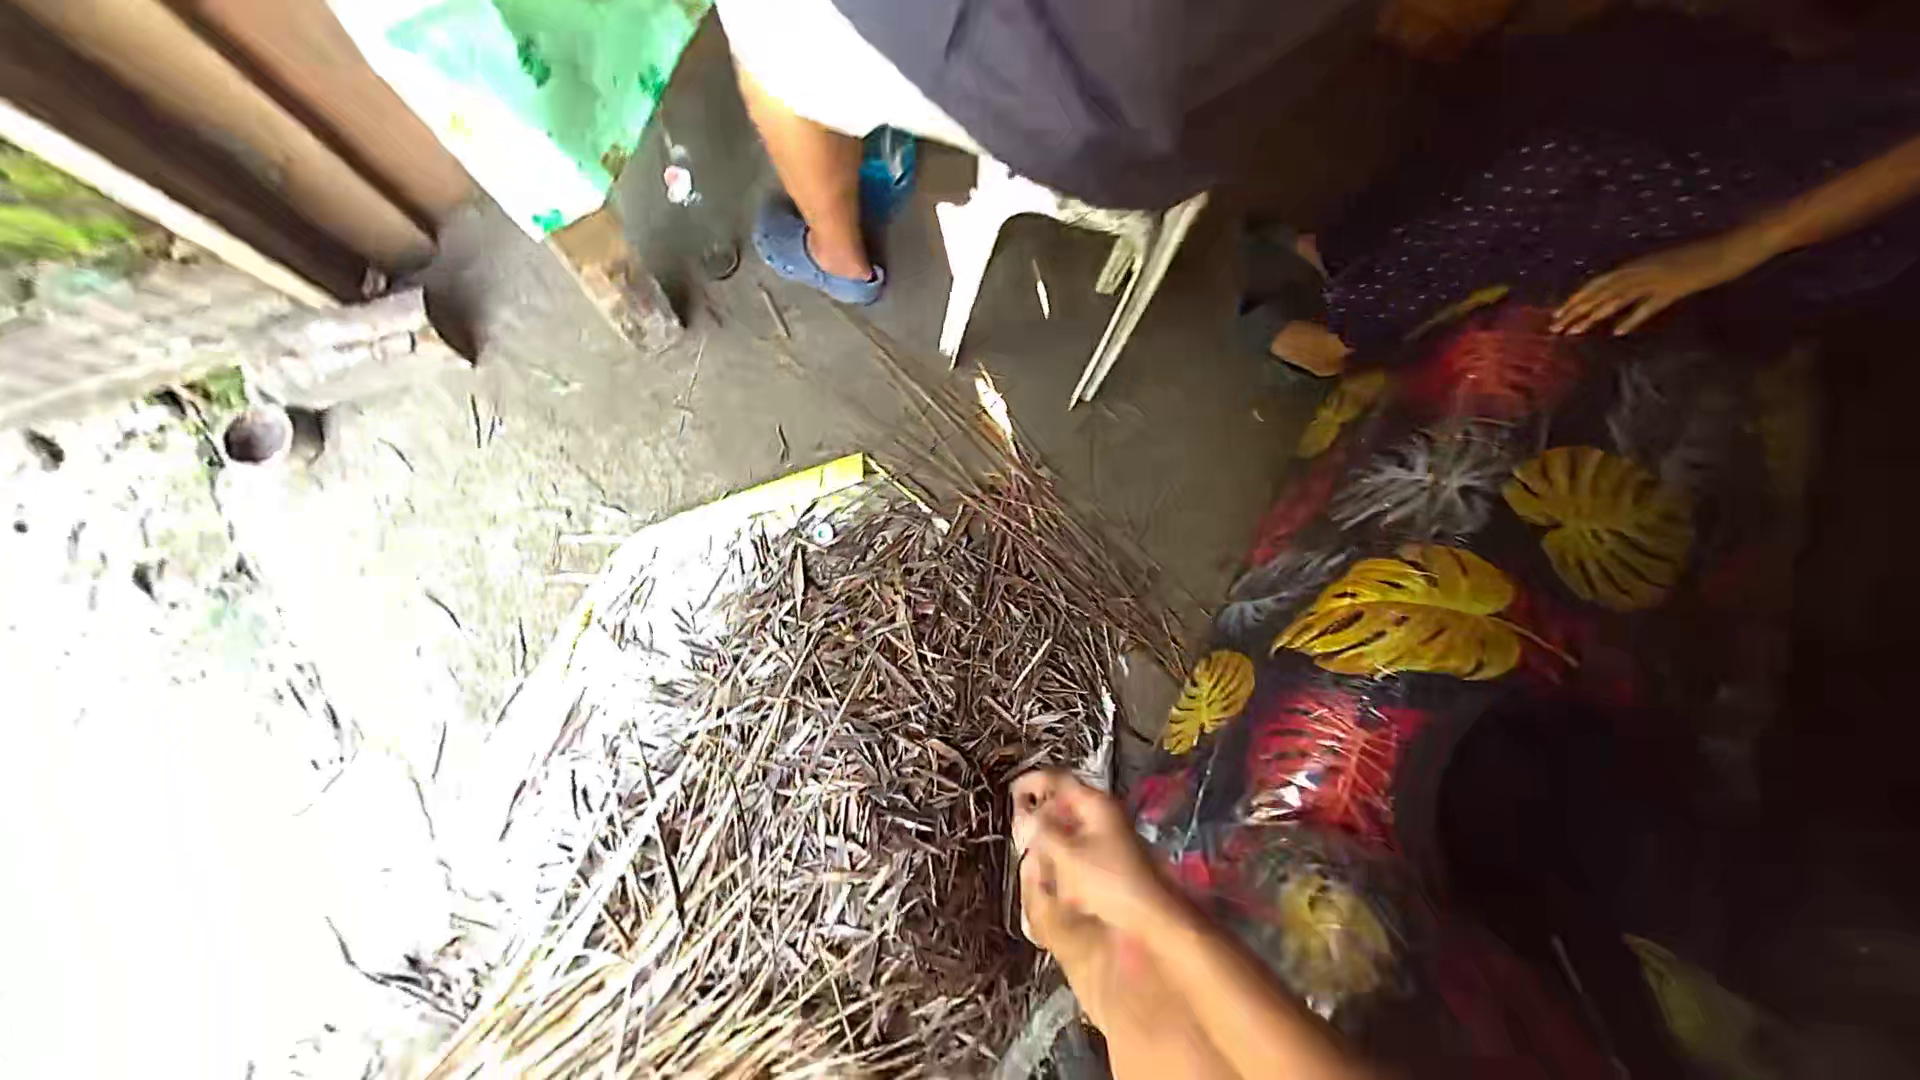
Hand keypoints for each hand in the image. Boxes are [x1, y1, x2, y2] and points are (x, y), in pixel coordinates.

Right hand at [1012, 770, 1177, 937]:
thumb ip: (1042, 831)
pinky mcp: (1111, 852)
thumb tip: (1024, 816)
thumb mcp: (1068, 854)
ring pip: (1070, 821)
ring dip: (1050, 830)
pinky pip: (1078, 839)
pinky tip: (1053, 864)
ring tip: (1032, 846)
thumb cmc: (1110, 881)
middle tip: (1021, 826)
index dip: (1032, 782)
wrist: (1151, 915)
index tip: (1012, 793)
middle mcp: (1103, 811)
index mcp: (1095, 803)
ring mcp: (1109, 831)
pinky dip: (1062, 845)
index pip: (1058, 779)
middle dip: (1040, 811)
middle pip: (1064, 800)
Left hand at [1551, 229, 1775, 335]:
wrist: (1744, 241)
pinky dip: (1634, 318)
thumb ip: (1643, 279)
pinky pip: (1651, 305)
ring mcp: (1660, 278)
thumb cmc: (1705, 254)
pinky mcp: (1680, 287)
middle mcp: (1643, 270)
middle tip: (1554, 328)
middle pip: (1600, 293)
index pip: (1597, 284)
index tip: (1557, 314)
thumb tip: (1623, 296)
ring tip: (1573, 331)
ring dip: (1593, 316)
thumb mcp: (1666, 265)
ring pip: (1617, 299)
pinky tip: (1617, 331)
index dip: (1575, 299)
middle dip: (1574, 311)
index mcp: (1639, 264)